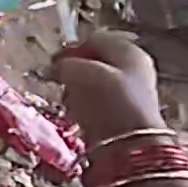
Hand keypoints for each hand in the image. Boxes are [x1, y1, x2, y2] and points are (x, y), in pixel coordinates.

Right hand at [51, 31, 165, 144]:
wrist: (129, 146)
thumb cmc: (107, 102)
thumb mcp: (79, 74)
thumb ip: (64, 65)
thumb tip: (54, 68)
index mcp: (129, 51)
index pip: (94, 41)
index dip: (70, 50)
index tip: (52, 63)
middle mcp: (135, 69)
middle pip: (97, 63)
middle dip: (74, 71)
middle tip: (59, 81)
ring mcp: (133, 94)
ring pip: (96, 85)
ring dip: (78, 91)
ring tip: (68, 101)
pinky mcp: (126, 117)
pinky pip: (99, 104)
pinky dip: (85, 107)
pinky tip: (79, 116)